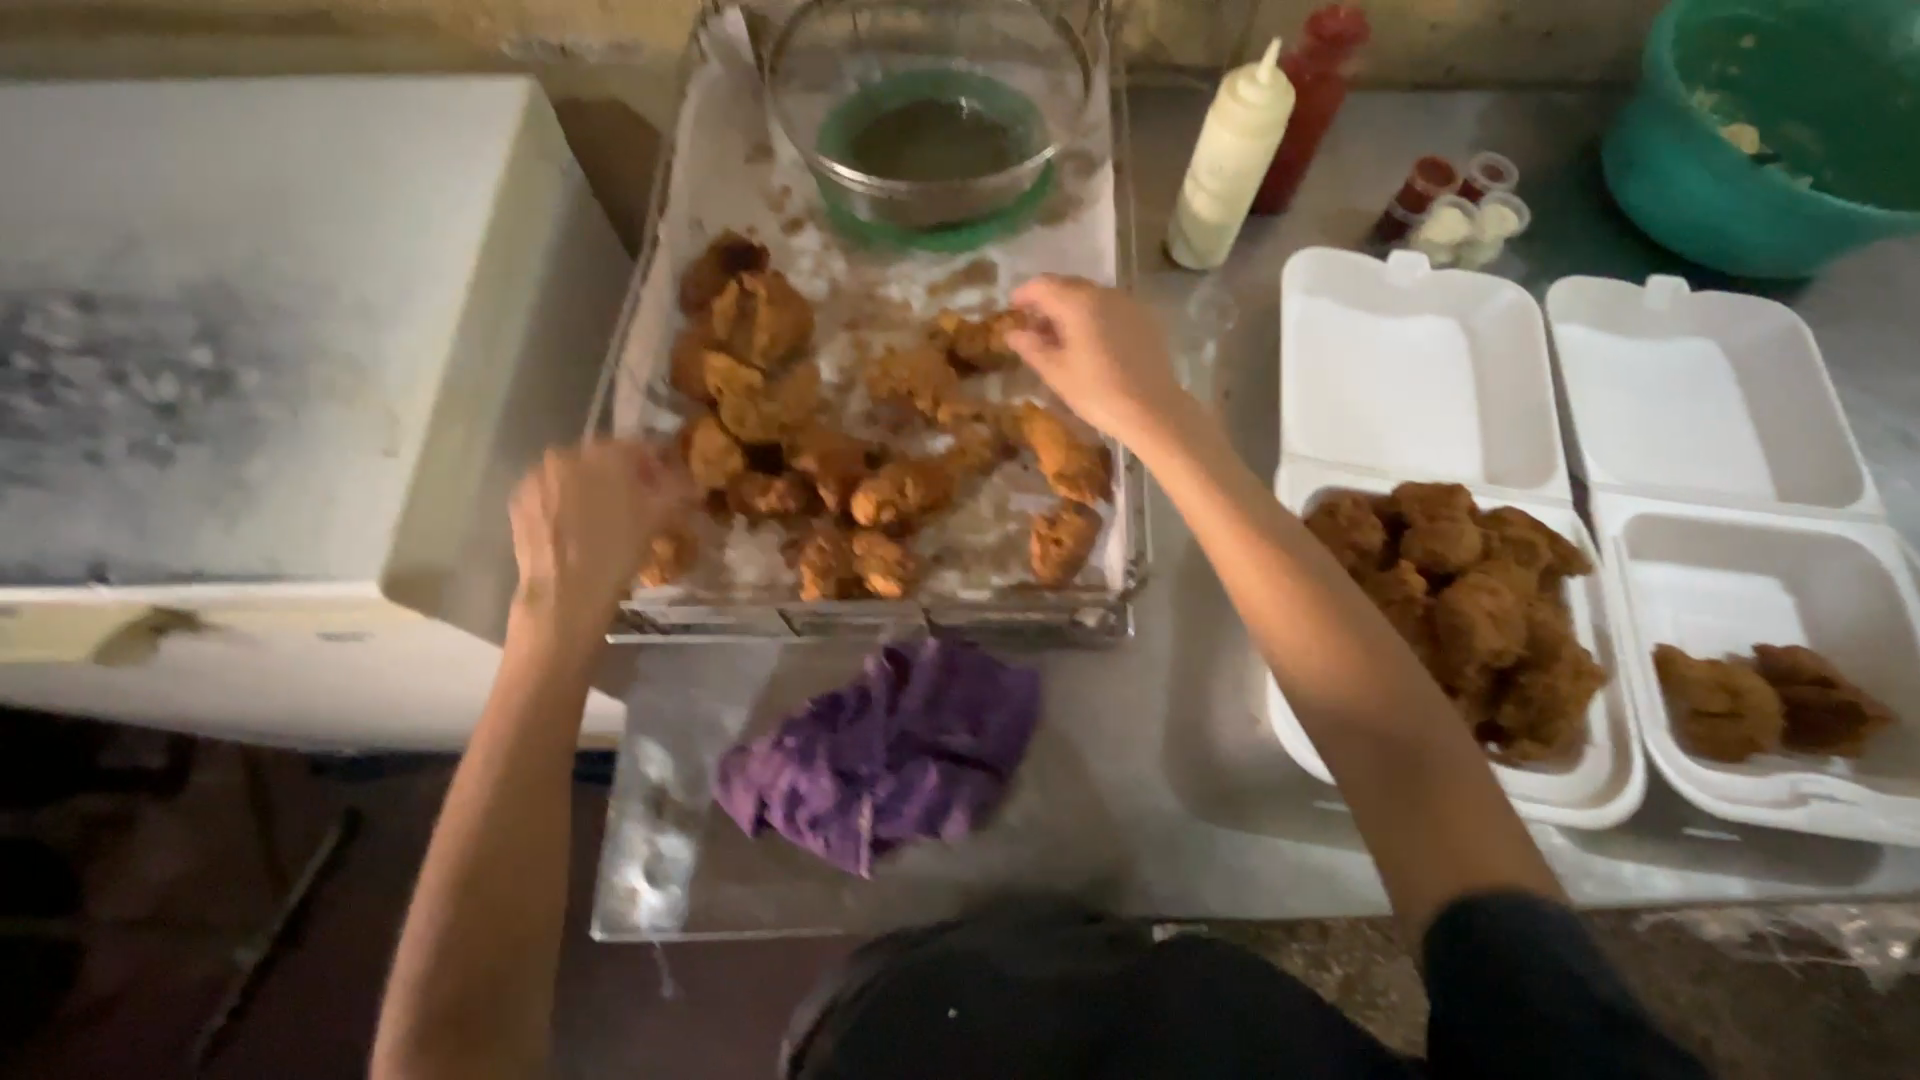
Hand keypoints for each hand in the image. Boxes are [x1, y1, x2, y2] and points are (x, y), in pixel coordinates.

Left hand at [508, 439, 689, 644]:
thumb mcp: (660, 518)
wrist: (565, 591)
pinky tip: (575, 528)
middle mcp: (567, 453)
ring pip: (575, 474)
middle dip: (622, 476)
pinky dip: (564, 502)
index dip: (657, 466)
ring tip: (602, 519)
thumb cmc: (618, 551)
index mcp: (606, 452)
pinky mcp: (519, 498)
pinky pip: (551, 491)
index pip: (640, 446)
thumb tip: (689, 480)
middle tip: (635, 504)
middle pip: (604, 458)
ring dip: (591, 487)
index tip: (665, 486)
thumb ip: (677, 488)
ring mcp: (538, 475)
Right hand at [1005, 275, 1192, 446]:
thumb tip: (1012, 333)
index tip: (1012, 310)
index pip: (1043, 285)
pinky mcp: (1144, 319)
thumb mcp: (1056, 372)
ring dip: (1070, 309)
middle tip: (1033, 327)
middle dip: (1047, 302)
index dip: (1024, 295)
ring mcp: (1128, 304)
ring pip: (1090, 296)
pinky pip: (1110, 308)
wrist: (1152, 410)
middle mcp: (1104, 293)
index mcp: (1078, 303)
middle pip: (1068, 286)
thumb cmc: (1097, 392)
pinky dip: (1092, 316)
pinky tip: (1088, 342)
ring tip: (1059, 338)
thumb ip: (1030, 347)